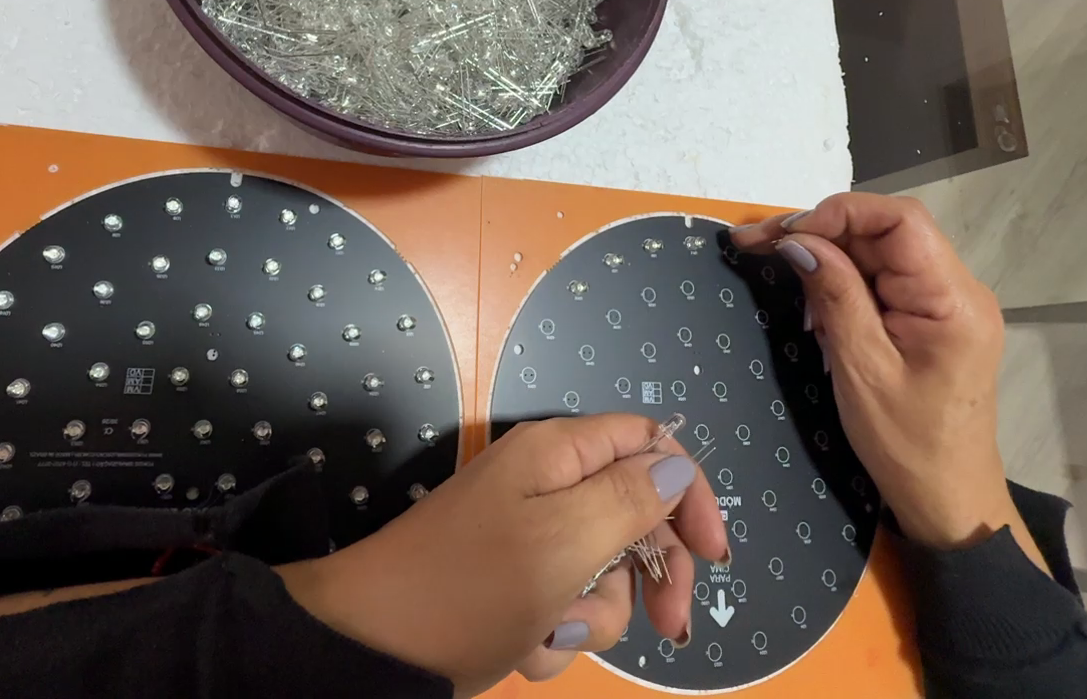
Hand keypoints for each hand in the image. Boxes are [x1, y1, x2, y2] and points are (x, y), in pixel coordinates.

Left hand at [276, 415, 728, 696]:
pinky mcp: (516, 576)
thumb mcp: (562, 541)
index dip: (688, 490)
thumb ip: (627, 498)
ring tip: (551, 629)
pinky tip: (524, 645)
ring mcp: (530, 531)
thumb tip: (677, 469)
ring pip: (603, 568)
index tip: (713, 554)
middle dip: (652, 571)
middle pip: (634, 510)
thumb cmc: (471, 585)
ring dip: (593, 611)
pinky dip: (556, 629)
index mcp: (559, 452)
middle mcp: (548, 482)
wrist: (374, 645)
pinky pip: (565, 599)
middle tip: (668, 627)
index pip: (648, 441)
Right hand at [731, 193, 1045, 568]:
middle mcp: (955, 289)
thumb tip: (797, 239)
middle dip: (817, 230)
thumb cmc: (906, 442)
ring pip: (874, 252)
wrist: (946, 499)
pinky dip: (836, 279)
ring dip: (821, 253)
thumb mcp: (861, 367)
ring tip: (769, 262)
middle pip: (882, 231)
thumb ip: (834, 294)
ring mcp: (942, 302)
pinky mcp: (925, 316)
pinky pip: (878, 278)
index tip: (786, 234)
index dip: (839, 212)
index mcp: (952, 299)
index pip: (900, 220)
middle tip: (753, 243)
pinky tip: (807, 297)